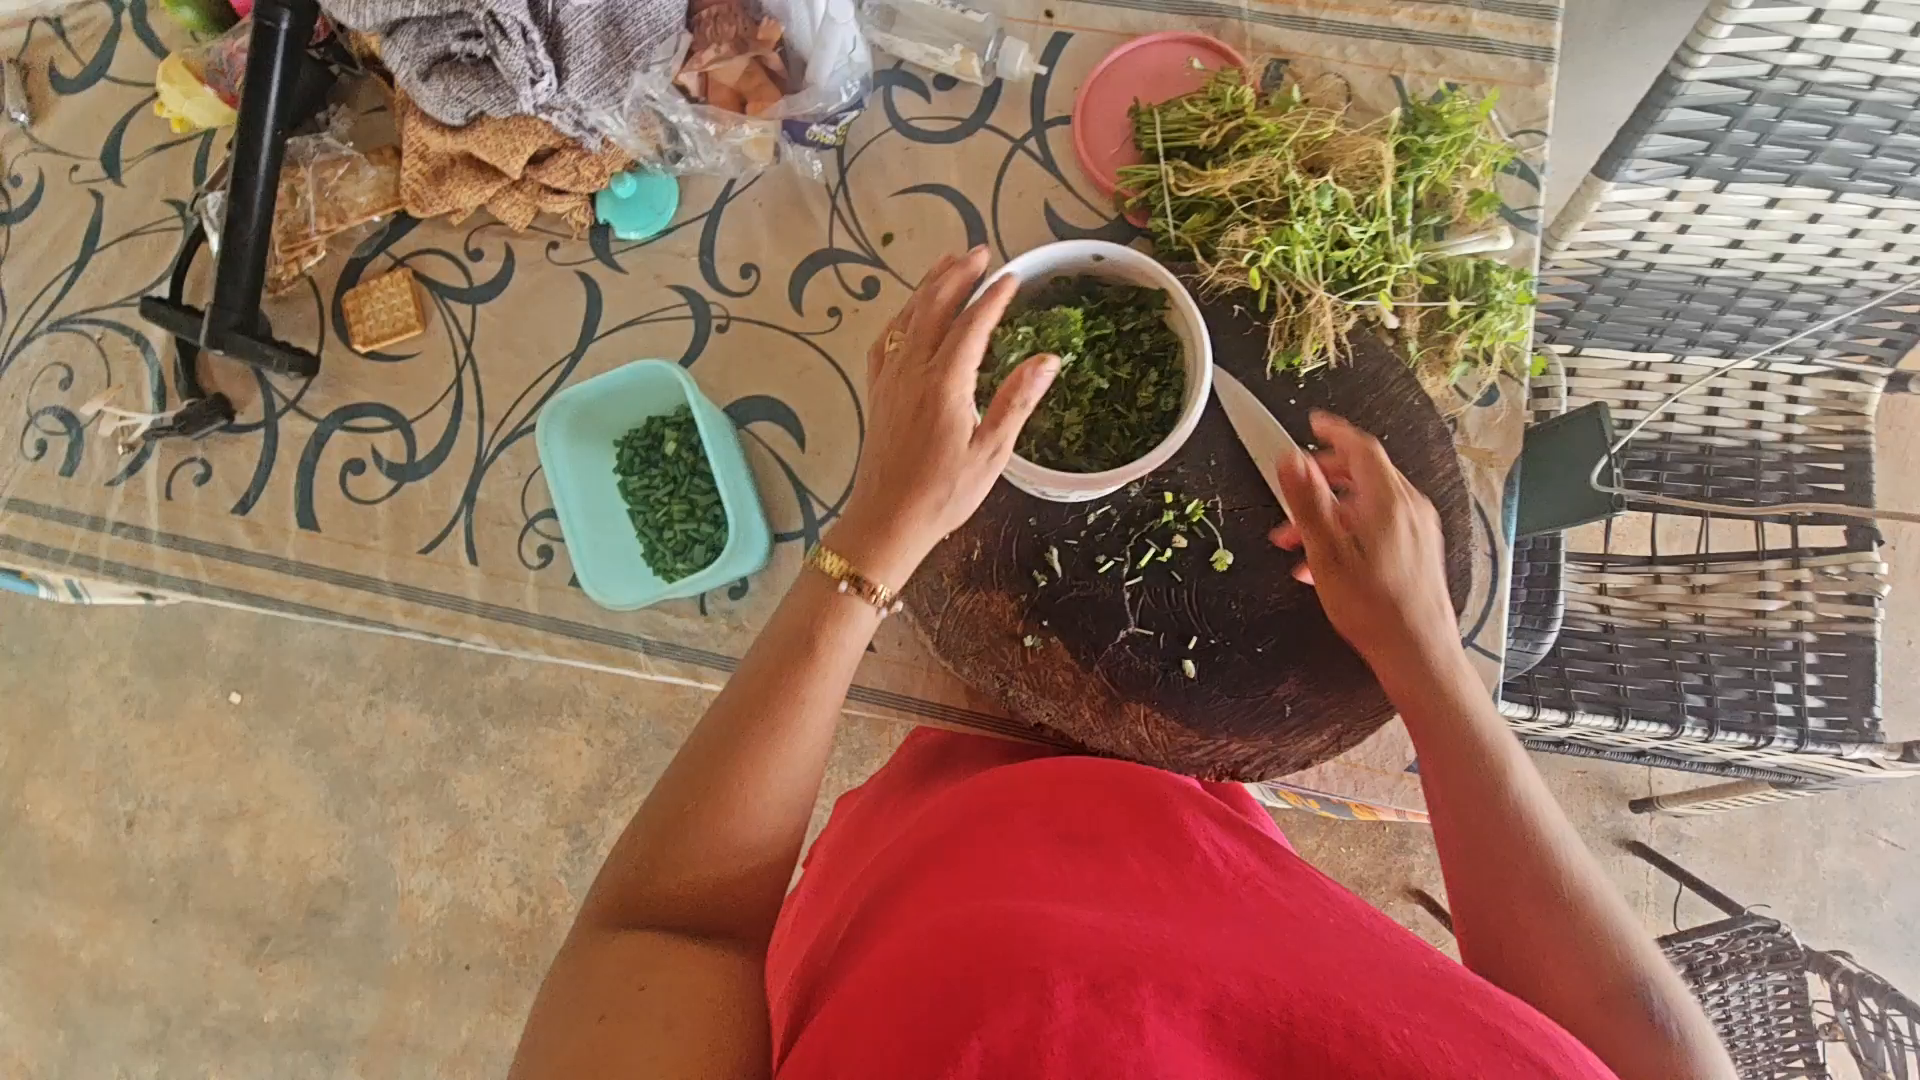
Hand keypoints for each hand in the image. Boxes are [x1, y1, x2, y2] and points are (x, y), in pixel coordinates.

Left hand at [833, 247, 1059, 584]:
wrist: (887, 521)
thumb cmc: (944, 493)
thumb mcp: (991, 453)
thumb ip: (1016, 401)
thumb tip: (1049, 359)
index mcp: (945, 384)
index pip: (972, 325)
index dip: (993, 297)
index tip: (1012, 277)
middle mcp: (913, 372)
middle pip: (934, 308)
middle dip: (957, 276)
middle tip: (979, 251)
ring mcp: (889, 380)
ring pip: (906, 319)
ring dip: (927, 288)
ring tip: (946, 264)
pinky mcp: (876, 394)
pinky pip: (884, 343)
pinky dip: (899, 318)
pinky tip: (906, 314)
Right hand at [1269, 411, 1459, 675]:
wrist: (1416, 652)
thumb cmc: (1372, 607)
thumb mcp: (1326, 552)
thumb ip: (1307, 501)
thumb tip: (1289, 459)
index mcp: (1388, 502)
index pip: (1362, 449)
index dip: (1334, 433)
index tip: (1313, 424)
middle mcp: (1409, 509)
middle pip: (1363, 474)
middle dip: (1322, 479)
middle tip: (1293, 488)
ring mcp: (1417, 530)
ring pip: (1366, 503)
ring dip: (1327, 512)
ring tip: (1294, 539)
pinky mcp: (1417, 550)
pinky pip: (1377, 525)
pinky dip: (1345, 531)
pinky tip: (1320, 562)